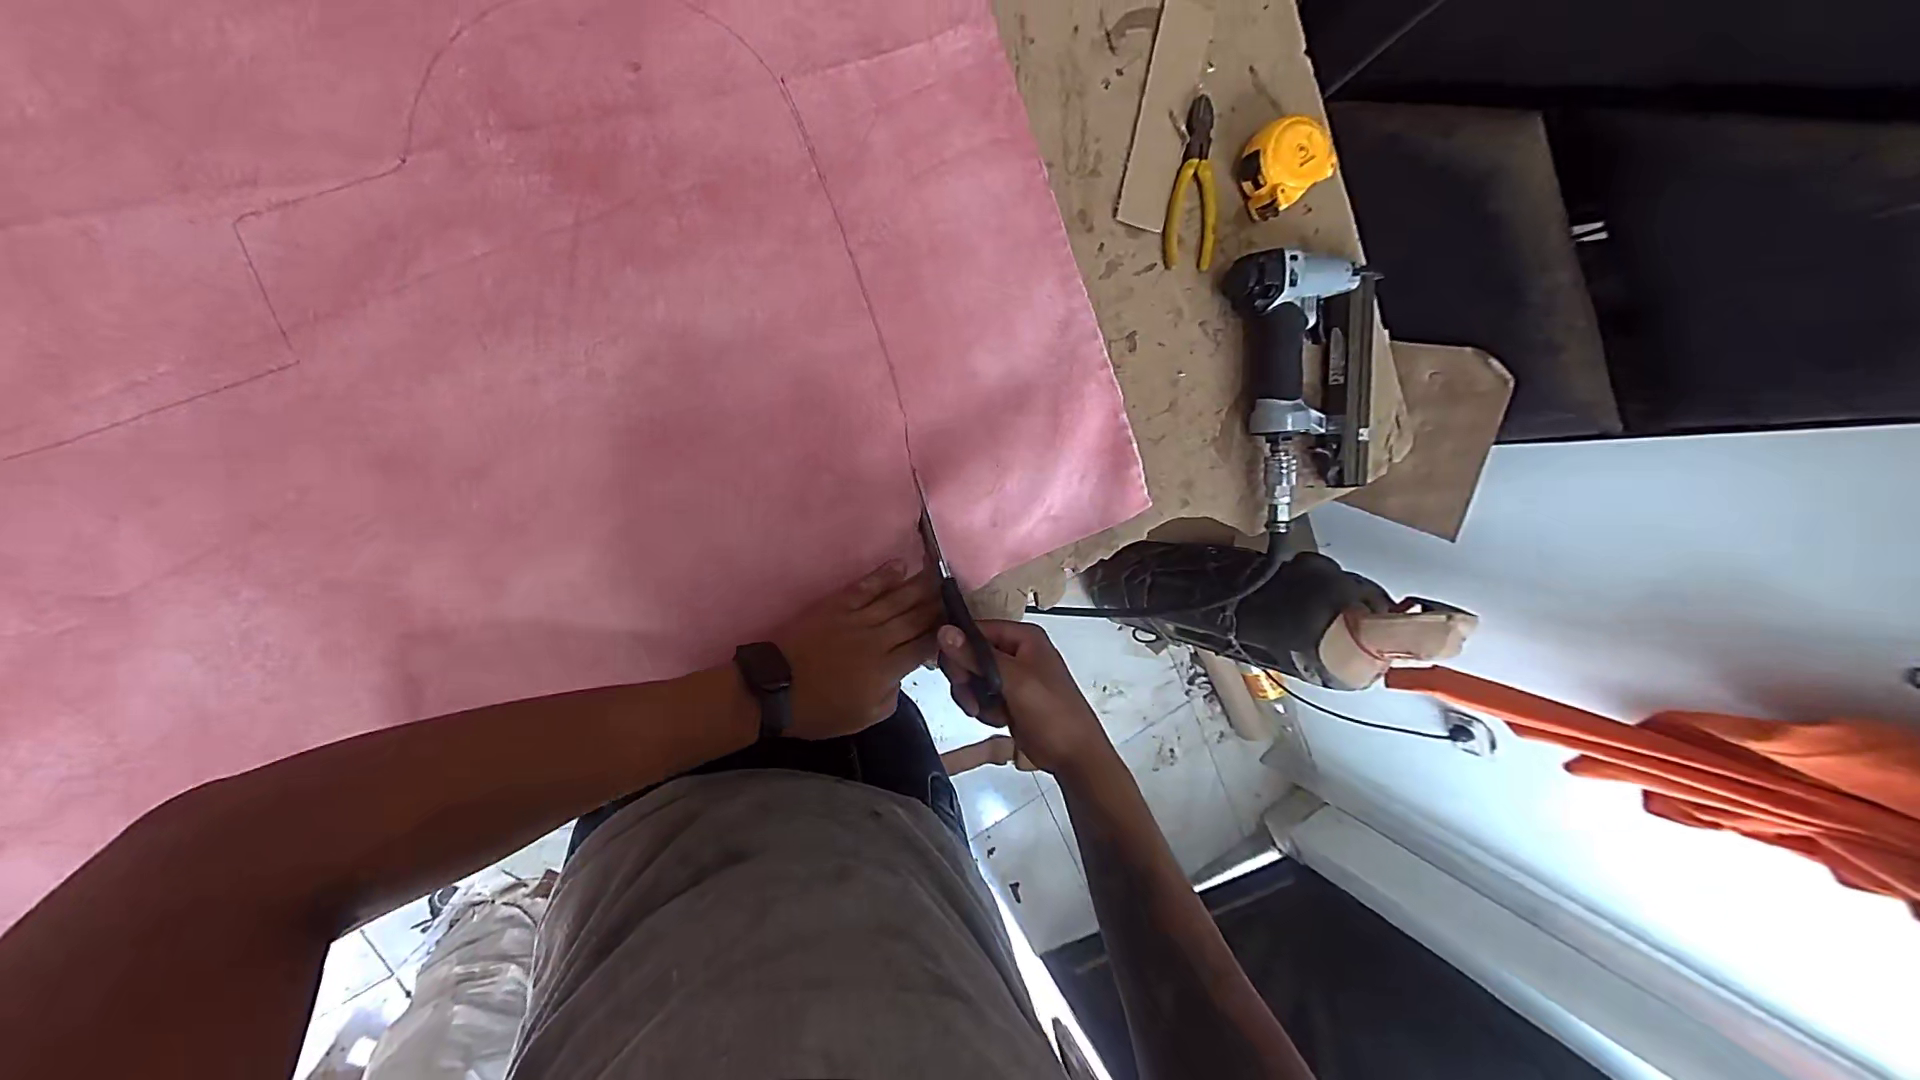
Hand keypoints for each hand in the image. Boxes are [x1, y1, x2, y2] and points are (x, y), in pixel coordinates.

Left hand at [771, 560, 941, 738]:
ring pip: (896, 599)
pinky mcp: (836, 606)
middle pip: (916, 618)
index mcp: (886, 669)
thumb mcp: (864, 717)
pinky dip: (884, 576)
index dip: (943, 633)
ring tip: (939, 573)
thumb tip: (903, 674)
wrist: (774, 690)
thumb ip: (891, 694)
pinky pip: (866, 587)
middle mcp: (878, 639)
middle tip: (957, 591)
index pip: (924, 646)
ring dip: (920, 585)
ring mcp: (857, 619)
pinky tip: (900, 566)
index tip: (959, 622)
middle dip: (938, 605)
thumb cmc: (819, 710)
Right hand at [936, 620, 1113, 777]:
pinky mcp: (1008, 697)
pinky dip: (984, 709)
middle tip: (973, 699)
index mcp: (1024, 637)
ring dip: (975, 697)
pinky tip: (999, 719)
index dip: (961, 650)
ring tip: (991, 712)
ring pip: (972, 677)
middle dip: (968, 679)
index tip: (957, 675)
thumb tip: (945, 632)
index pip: (976, 630)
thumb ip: (977, 656)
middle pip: (971, 654)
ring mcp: (1012, 675)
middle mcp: (1017, 651)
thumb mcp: (1013, 681)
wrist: (1073, 755)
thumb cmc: (1052, 713)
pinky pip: (981, 695)